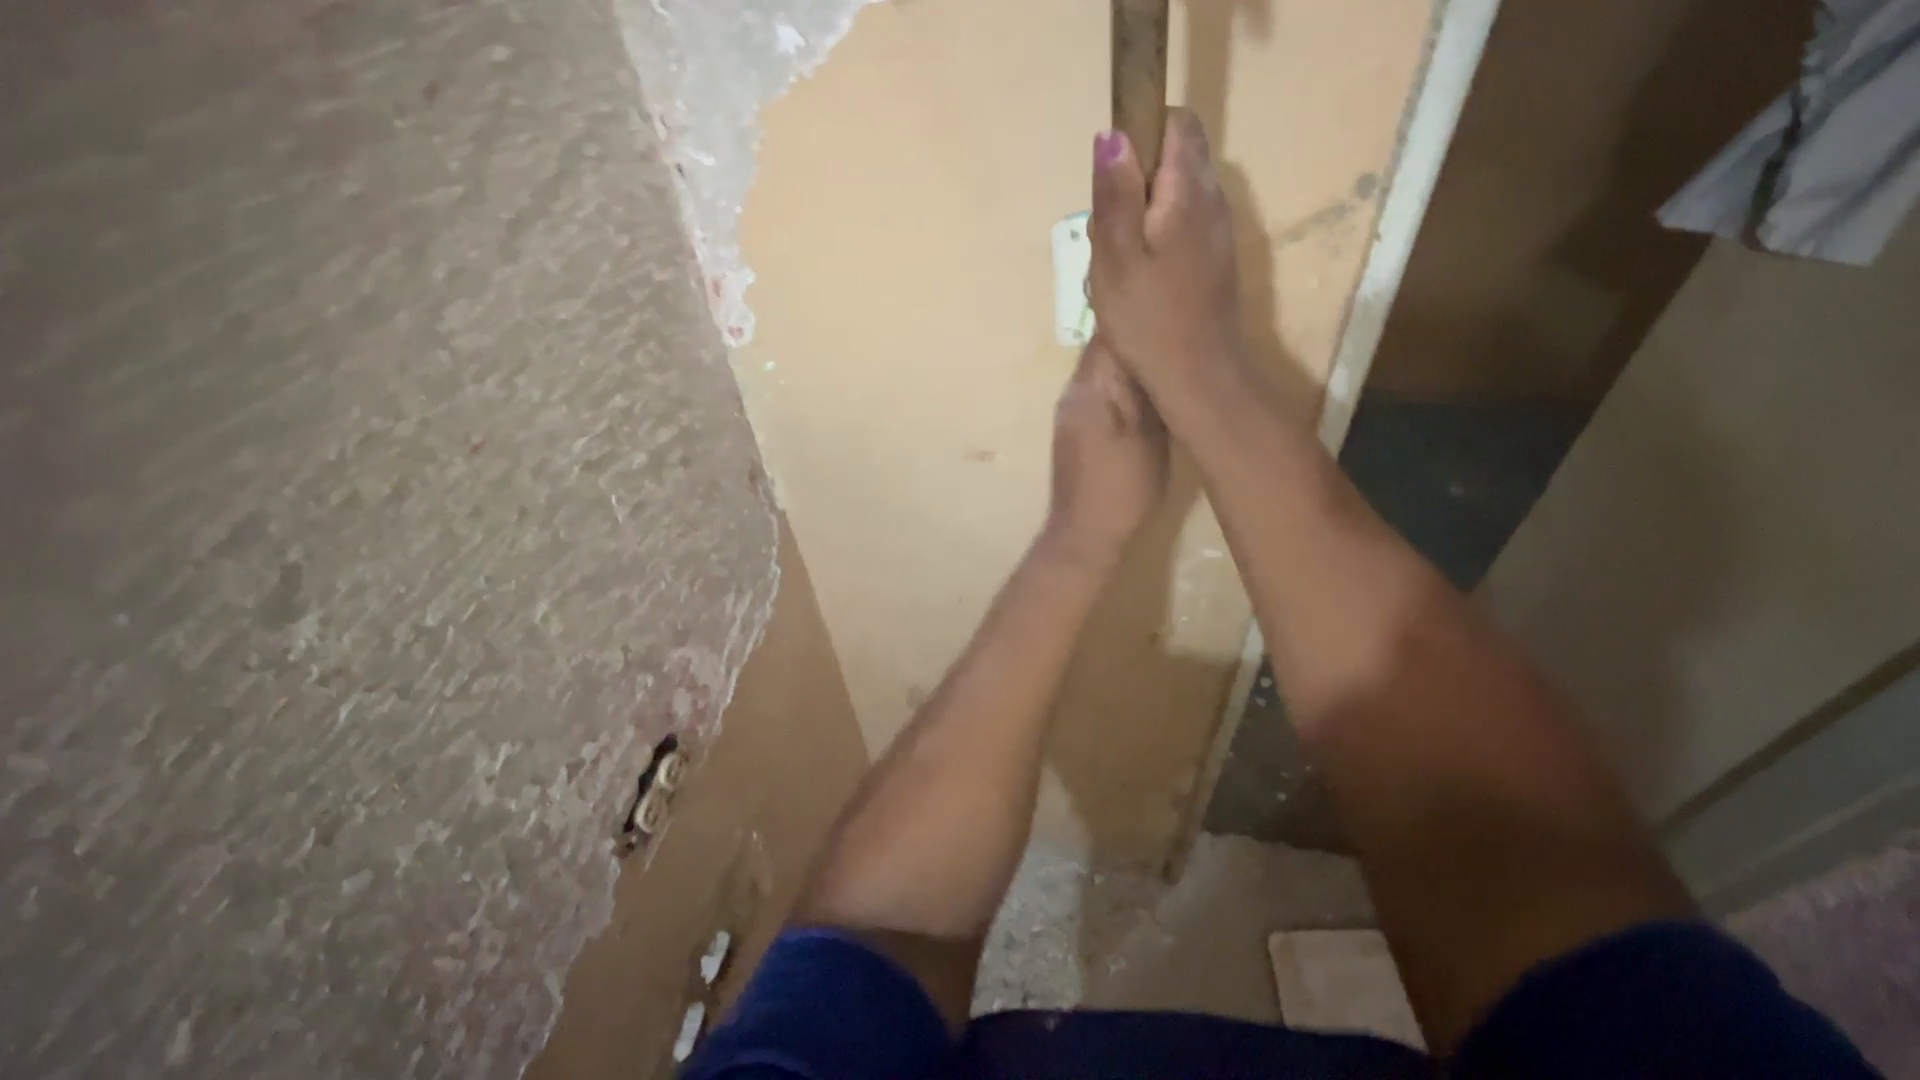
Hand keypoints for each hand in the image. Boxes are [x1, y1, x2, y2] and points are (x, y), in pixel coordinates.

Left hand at [1041, 336, 1169, 569]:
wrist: (1084, 534)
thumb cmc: (1123, 489)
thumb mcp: (1149, 438)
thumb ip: (1148, 390)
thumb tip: (1155, 350)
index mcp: (1090, 387)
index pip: (1110, 333)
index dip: (1139, 316)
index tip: (1169, 304)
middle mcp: (1073, 391)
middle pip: (1104, 347)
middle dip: (1136, 335)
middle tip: (1175, 327)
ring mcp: (1069, 409)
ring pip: (1101, 368)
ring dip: (1128, 360)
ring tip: (1165, 354)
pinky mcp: (1072, 427)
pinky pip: (1098, 389)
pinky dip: (1119, 381)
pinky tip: (1144, 388)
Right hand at [1088, 110, 1246, 407]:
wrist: (1198, 379)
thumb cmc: (1149, 319)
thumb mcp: (1116, 255)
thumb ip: (1114, 194)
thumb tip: (1112, 134)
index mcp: (1190, 191)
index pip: (1178, 124)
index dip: (1142, 132)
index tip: (1112, 173)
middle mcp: (1214, 203)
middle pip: (1176, 161)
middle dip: (1135, 181)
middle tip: (1108, 230)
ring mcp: (1219, 235)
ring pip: (1176, 199)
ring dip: (1142, 217)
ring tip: (1117, 262)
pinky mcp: (1215, 263)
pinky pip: (1182, 231)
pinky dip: (1156, 242)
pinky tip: (1138, 282)